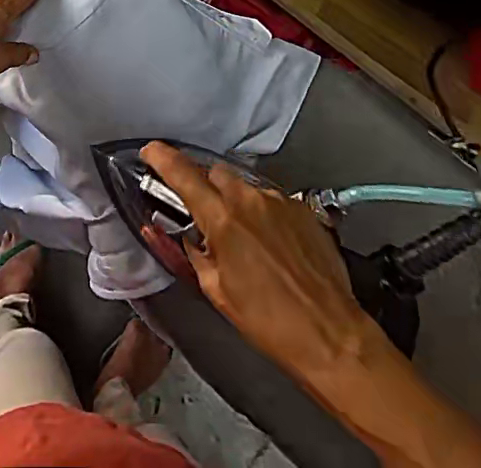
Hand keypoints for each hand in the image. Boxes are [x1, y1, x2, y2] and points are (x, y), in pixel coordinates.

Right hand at [140, 141, 380, 385]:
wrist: (326, 329)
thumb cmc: (270, 320)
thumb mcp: (217, 291)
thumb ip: (195, 255)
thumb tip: (186, 239)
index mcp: (225, 220)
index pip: (186, 176)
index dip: (164, 159)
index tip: (153, 152)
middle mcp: (253, 201)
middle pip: (217, 173)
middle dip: (204, 188)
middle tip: (201, 216)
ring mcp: (281, 201)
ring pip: (245, 187)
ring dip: (236, 205)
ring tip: (242, 242)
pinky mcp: (302, 208)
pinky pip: (272, 201)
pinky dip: (262, 215)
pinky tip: (268, 245)